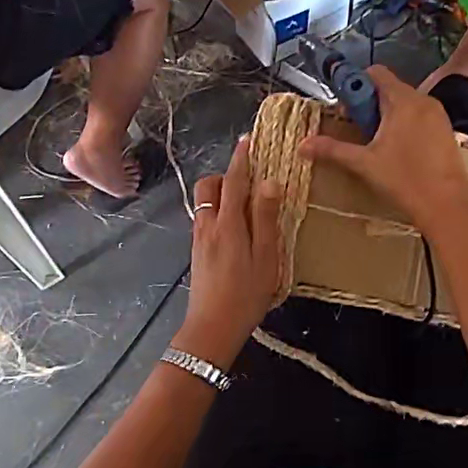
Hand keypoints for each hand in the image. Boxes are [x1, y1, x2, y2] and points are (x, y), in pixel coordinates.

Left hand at [175, 137, 282, 367]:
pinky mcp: (197, 252)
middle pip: (209, 186)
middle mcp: (208, 225)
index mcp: (228, 223)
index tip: (248, 141)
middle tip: (250, 181)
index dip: (241, 159)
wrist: (213, 327)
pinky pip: (205, 219)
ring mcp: (199, 239)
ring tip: (246, 205)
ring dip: (221, 194)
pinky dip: (219, 211)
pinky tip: (236, 229)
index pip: (234, 181)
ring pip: (205, 203)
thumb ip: (265, 218)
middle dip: (226, 175)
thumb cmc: (246, 294)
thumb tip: (269, 182)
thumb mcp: (265, 256)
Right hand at [302, 66, 467, 233]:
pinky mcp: (446, 133)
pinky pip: (420, 119)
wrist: (447, 205)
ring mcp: (439, 116)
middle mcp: (423, 101)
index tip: (346, 111)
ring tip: (377, 146)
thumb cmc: (404, 180)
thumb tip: (303, 145)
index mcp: (402, 100)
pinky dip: (405, 127)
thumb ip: (333, 150)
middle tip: (359, 133)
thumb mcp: (364, 164)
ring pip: (405, 105)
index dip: (355, 86)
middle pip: (389, 90)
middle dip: (370, 106)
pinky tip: (398, 154)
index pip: (375, 73)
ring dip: (387, 118)